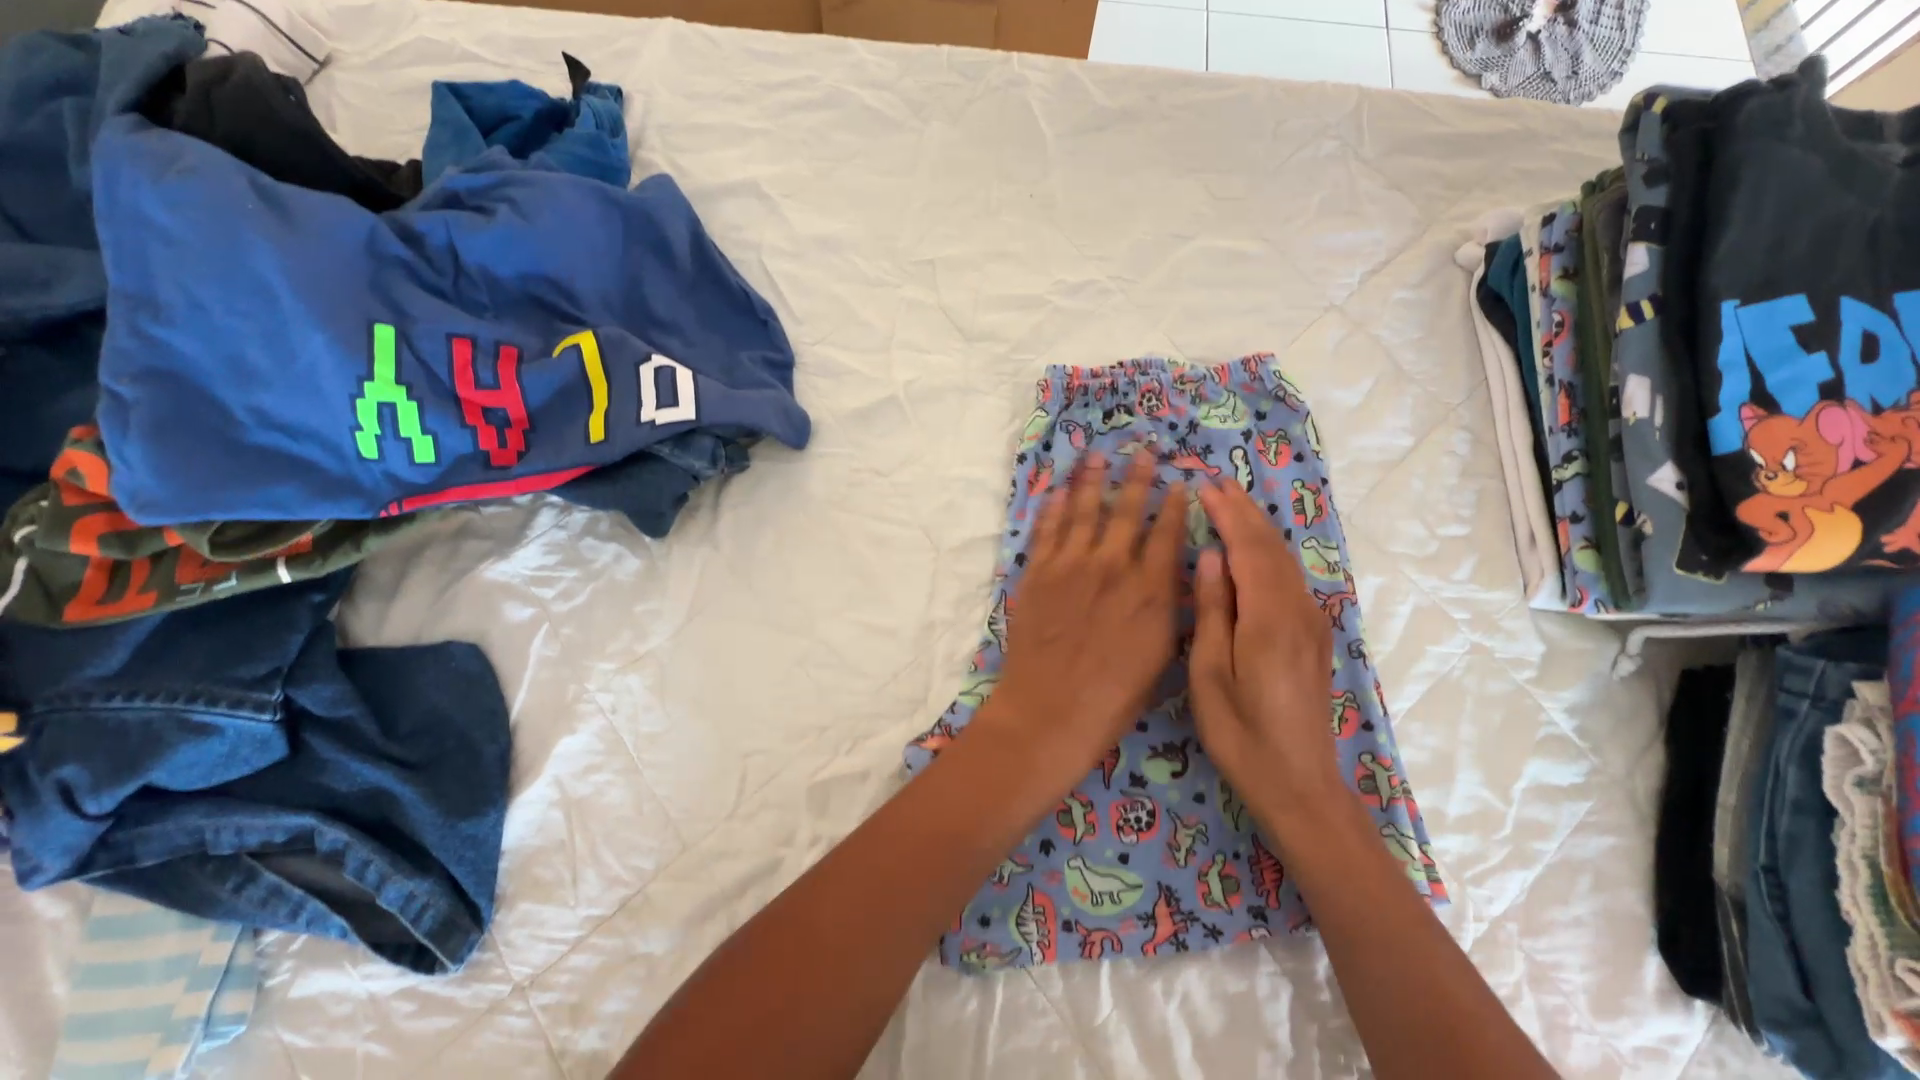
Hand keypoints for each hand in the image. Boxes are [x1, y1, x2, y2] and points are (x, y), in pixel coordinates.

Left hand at [982, 452, 1186, 775]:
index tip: (1180, 484)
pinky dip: (1053, 507)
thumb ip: (1167, 608)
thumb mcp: (1160, 655)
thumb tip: (1172, 576)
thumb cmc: (1113, 697)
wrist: (1050, 710)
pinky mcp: (1036, 574)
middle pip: (1125, 510)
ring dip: (1091, 481)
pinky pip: (1045, 530)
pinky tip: (1057, 492)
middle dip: (1136, 478)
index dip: (1174, 506)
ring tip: (1097, 456)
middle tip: (1142, 451)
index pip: (1167, 534)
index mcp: (1149, 588)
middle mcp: (1112, 566)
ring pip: (1082, 510)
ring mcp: (1070, 566)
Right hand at [1188, 478, 1341, 828]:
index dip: (1228, 515)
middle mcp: (1298, 611)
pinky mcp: (1313, 638)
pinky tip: (1254, 553)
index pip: (1249, 549)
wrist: (1298, 782)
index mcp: (1269, 617)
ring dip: (1259, 530)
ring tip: (1232, 507)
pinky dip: (1269, 555)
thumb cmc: (1241, 734)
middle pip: (1272, 548)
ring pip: (1285, 562)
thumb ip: (1212, 610)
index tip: (1204, 486)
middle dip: (1245, 513)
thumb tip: (1210, 555)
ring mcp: (1311, 624)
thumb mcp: (1210, 673)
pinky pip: (1290, 581)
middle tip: (1215, 485)